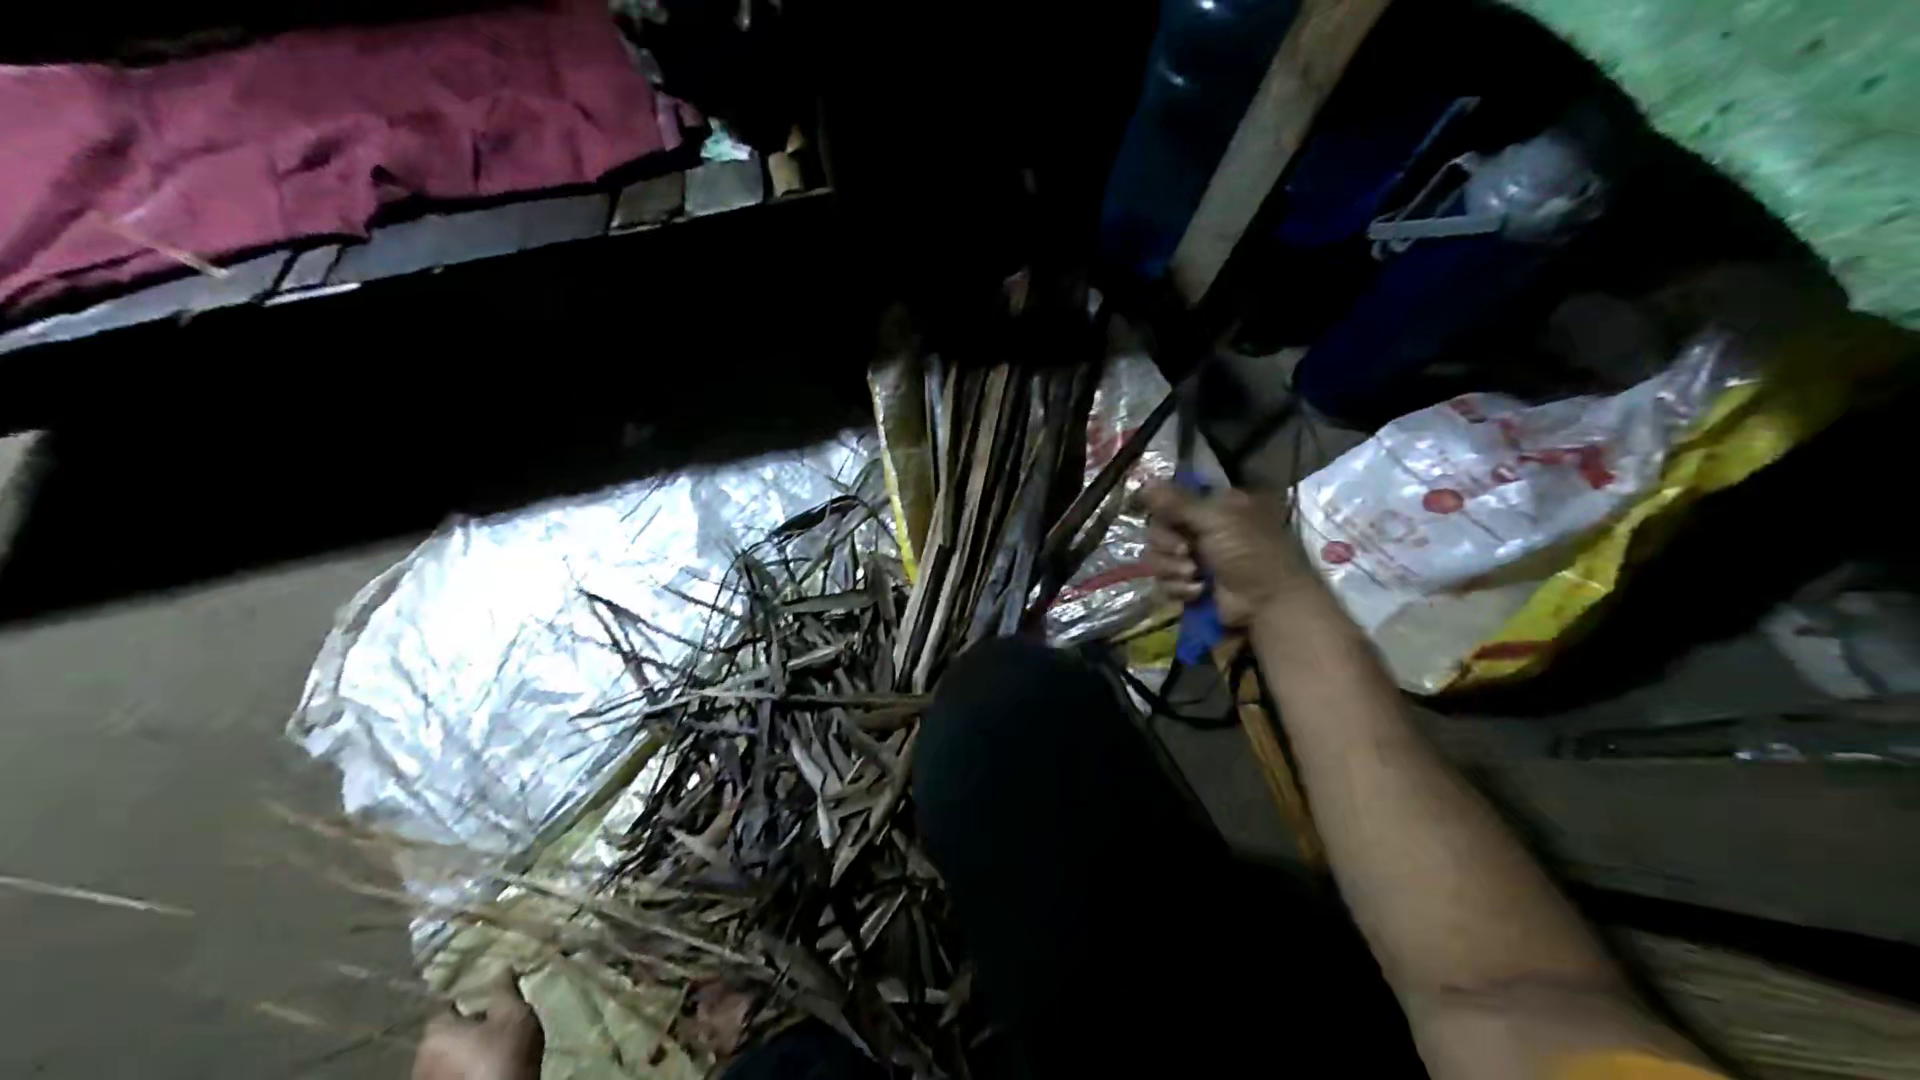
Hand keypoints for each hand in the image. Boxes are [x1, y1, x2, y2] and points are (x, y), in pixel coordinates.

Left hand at [413, 970, 545, 1079]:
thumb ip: (503, 989)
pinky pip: (450, 1071)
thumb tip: (501, 966)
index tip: (490, 995)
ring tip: (494, 1043)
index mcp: (434, 1033)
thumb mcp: (513, 1013)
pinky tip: (487, 1064)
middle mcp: (419, 1058)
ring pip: (448, 1053)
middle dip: (469, 1023)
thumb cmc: (503, 1053)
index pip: (447, 1004)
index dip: (469, 997)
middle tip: (497, 1019)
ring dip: (467, 1046)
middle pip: (446, 1030)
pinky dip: (465, 1065)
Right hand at [1142, 484, 1316, 626]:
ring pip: (1156, 558)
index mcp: (1213, 508)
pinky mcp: (1189, 586)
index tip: (1169, 522)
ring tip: (1193, 575)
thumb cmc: (1249, 553)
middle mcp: (1202, 530)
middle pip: (1158, 530)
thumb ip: (1177, 502)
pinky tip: (1197, 592)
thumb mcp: (1216, 520)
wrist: (1266, 604)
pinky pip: (1163, 583)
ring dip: (1171, 568)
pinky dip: (1177, 588)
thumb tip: (1145, 482)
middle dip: (1167, 544)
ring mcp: (1194, 560)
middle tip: (1185, 552)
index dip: (1164, 513)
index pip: (1170, 502)